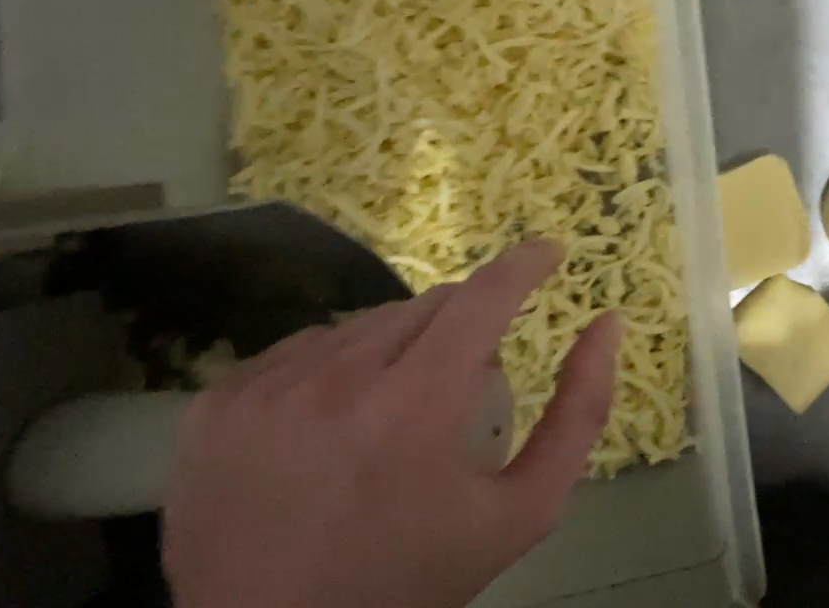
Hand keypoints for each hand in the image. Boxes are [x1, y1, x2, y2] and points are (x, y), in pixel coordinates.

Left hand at [163, 240, 621, 607]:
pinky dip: (340, 363)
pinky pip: (307, 345)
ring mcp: (269, 386)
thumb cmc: (410, 578)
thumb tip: (607, 325)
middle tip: (465, 383)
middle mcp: (337, 378)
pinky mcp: (220, 400)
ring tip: (397, 409)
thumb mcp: (523, 511)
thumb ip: (580, 413)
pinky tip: (337, 417)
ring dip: (404, 344)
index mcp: (417, 404)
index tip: (549, 253)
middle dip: (466, 325)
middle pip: (431, 305)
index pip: (485, 294)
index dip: (525, 263)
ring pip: (370, 321)